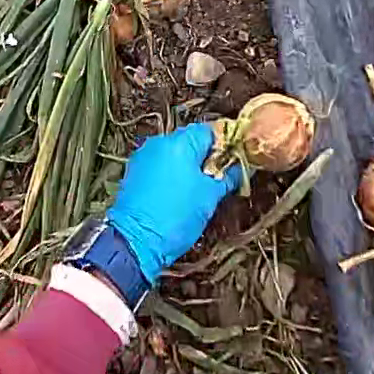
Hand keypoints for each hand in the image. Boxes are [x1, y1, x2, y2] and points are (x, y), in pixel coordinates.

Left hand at [106, 123, 238, 282]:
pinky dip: (172, 174)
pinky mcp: (134, 172)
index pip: (210, 130)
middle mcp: (159, 143)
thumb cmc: (175, 217)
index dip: (225, 143)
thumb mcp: (210, 197)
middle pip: (191, 140)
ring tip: (201, 188)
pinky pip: (160, 165)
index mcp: (180, 143)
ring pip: (175, 153)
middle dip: (207, 156)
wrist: (134, 243)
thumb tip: (239, 167)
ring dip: (189, 165)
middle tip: (221, 177)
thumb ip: (227, 176)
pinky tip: (180, 193)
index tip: (234, 160)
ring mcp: (144, 157)